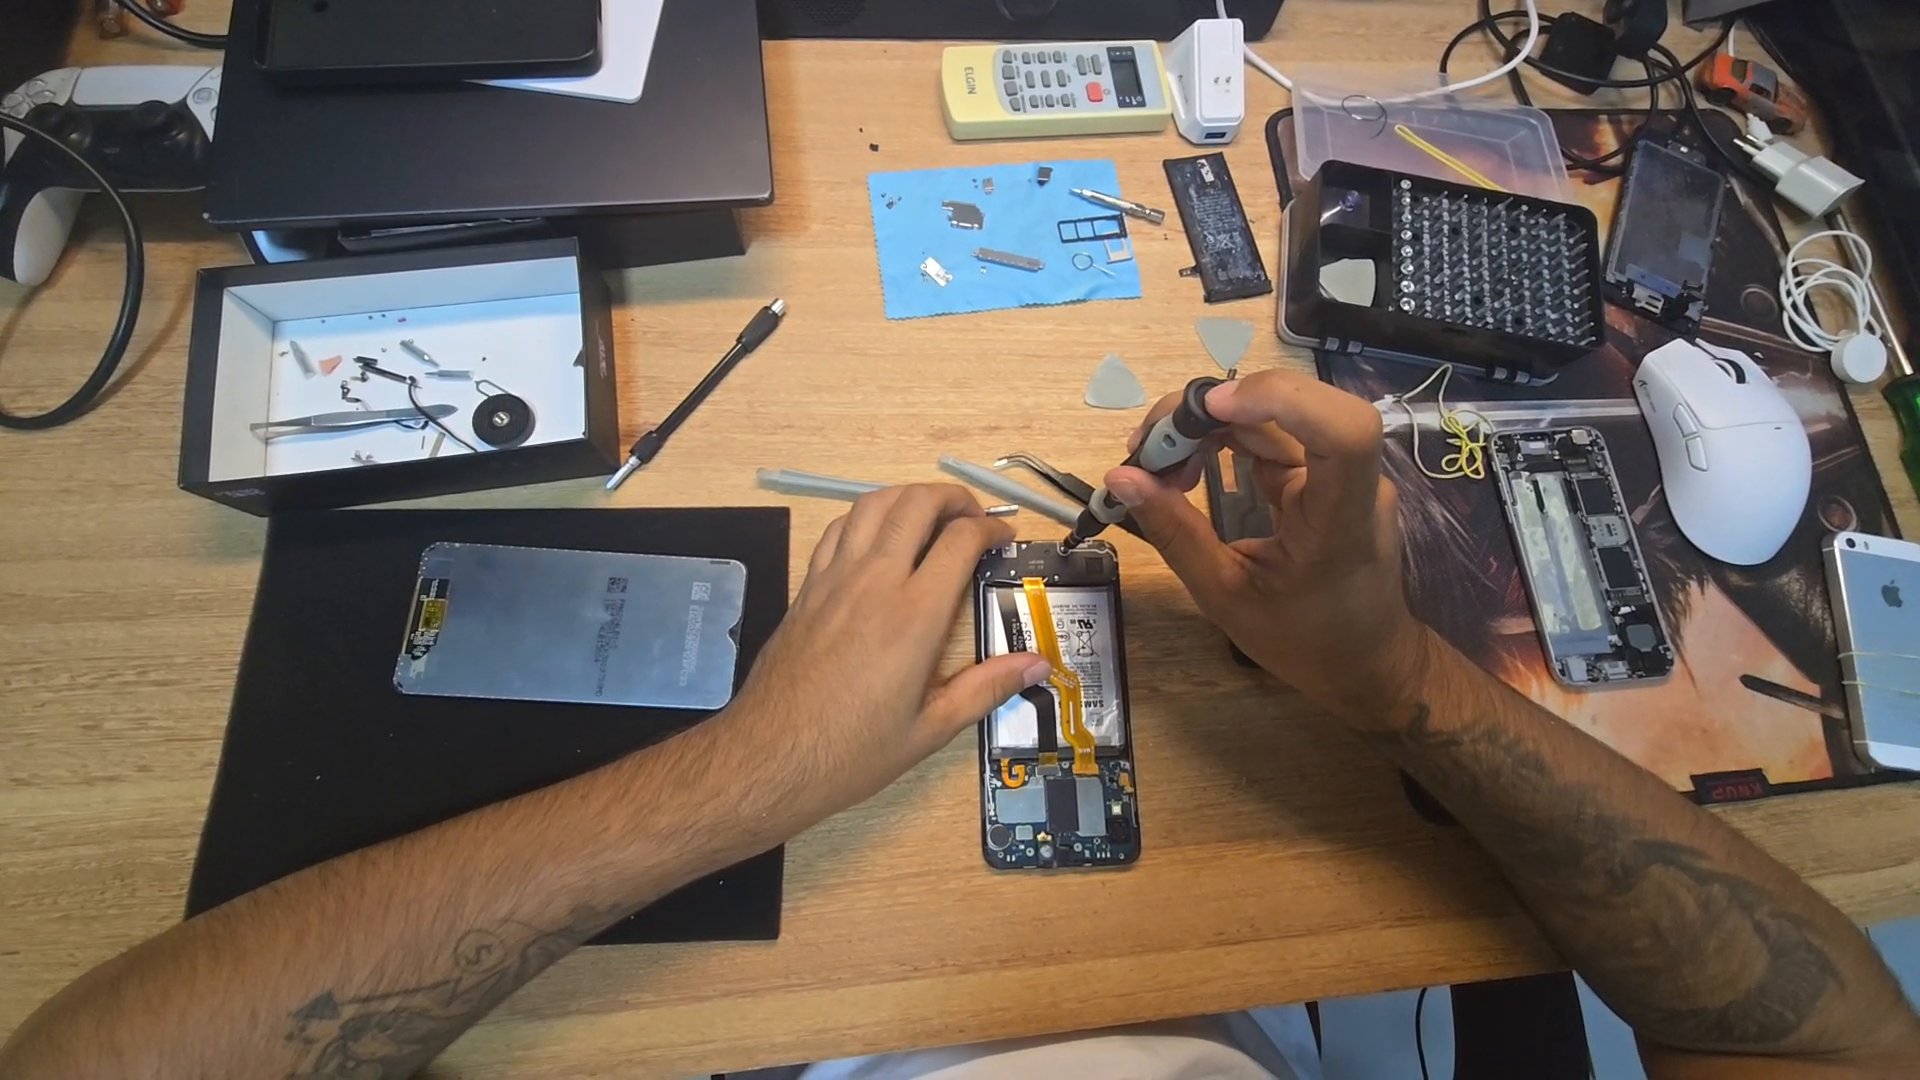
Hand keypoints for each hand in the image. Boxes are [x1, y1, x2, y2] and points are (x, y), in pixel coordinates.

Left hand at [717, 484, 1050, 827]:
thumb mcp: (931, 729)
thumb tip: (1039, 663)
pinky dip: (867, 517)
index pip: (960, 540)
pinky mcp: (808, 586)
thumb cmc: (853, 750)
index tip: (1004, 541)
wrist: (769, 756)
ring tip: (931, 516)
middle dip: (953, 499)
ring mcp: (835, 578)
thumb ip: (988, 687)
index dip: (991, 530)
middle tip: (973, 519)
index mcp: (915, 615)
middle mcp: (875, 581)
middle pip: (916, 504)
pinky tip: (879, 537)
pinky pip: (839, 529)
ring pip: (873, 504)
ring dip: (909, 497)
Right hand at [1106, 371, 1431, 723]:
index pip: (1342, 431)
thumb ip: (1175, 532)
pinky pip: (1268, 440)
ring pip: (1271, 419)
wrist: (1361, 662)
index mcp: (1341, 520)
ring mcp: (1336, 476)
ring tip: (1153, 460)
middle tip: (1144, 445)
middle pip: (1289, 411)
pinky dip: (1219, 443)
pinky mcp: (1320, 477)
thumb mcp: (1223, 594)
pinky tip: (1181, 465)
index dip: (1279, 400)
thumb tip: (1121, 477)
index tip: (1207, 409)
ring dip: (1206, 427)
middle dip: (1209, 413)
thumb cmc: (1301, 640)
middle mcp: (1350, 483)